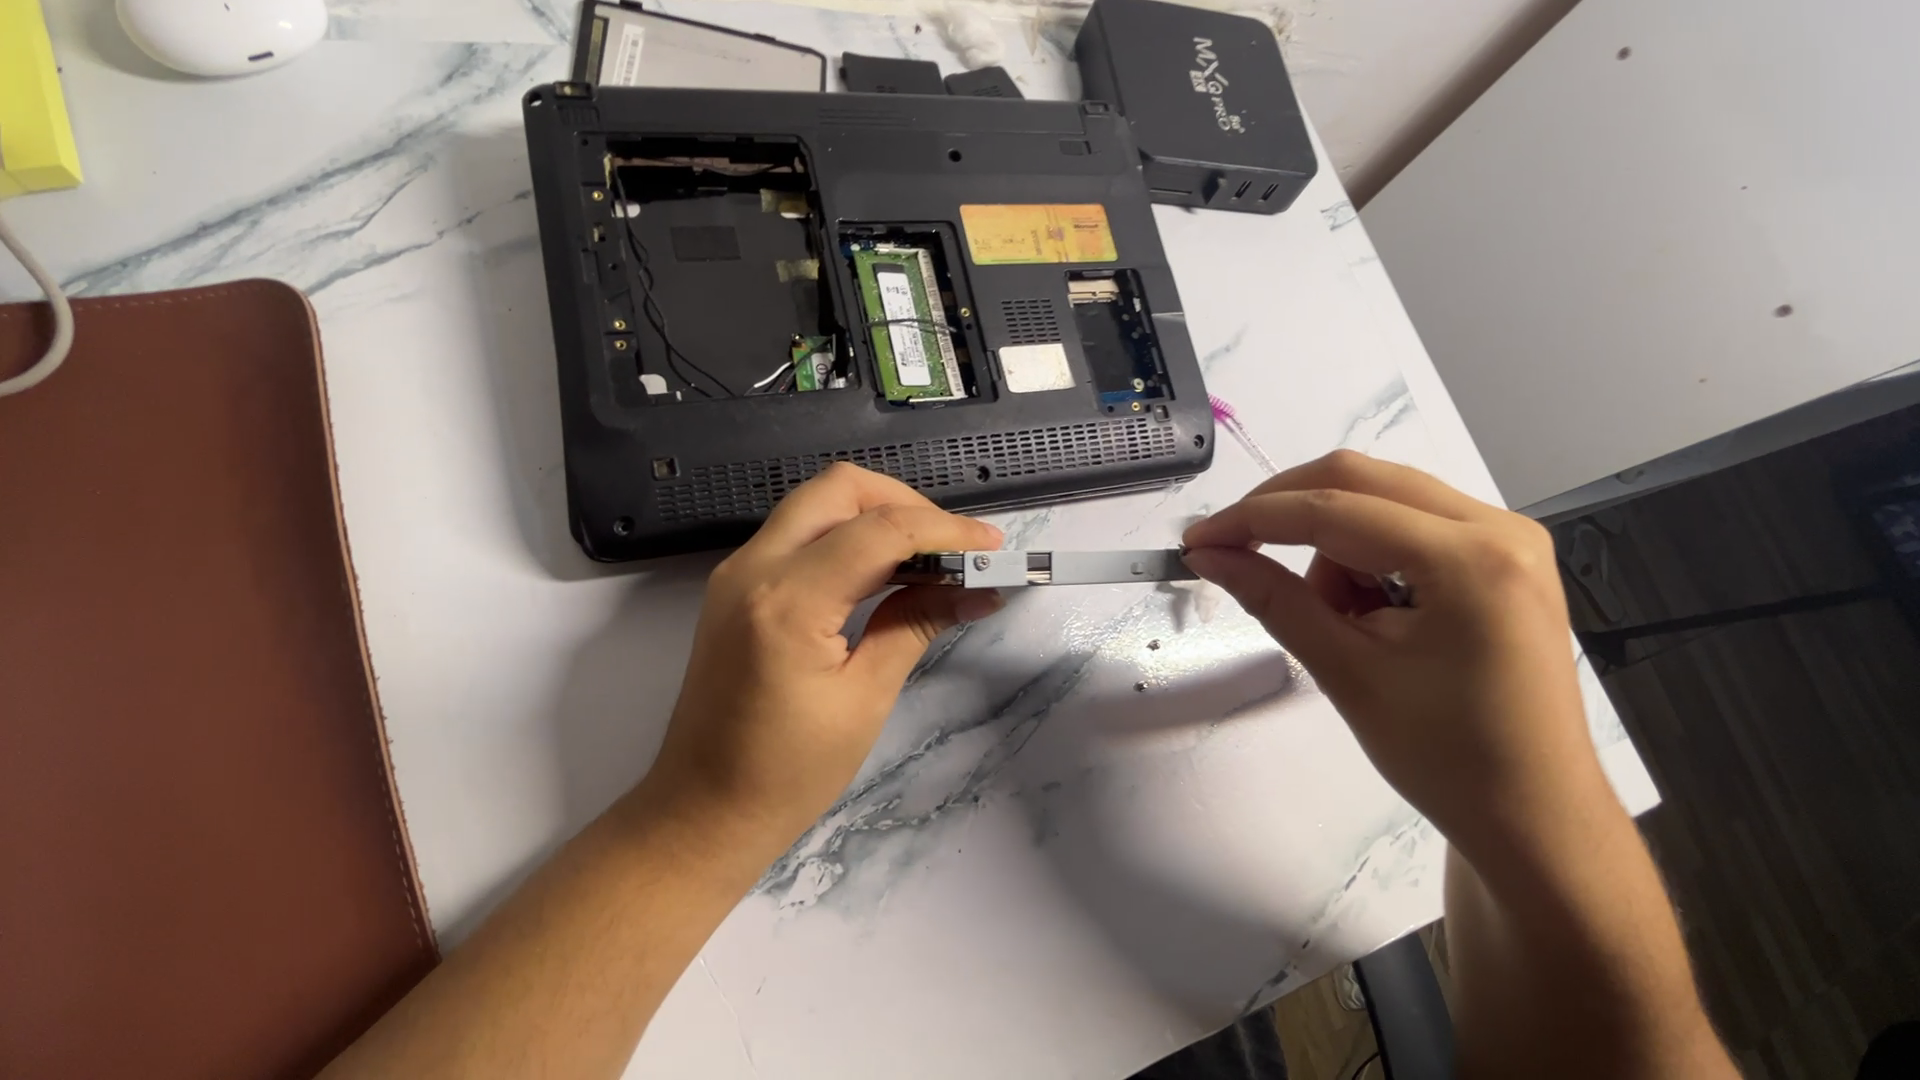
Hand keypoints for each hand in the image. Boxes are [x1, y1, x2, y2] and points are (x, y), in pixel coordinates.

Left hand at [643, 463, 1004, 859]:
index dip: (945, 531)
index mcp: (788, 602)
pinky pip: (797, 533)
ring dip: (875, 515)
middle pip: (839, 487)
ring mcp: (737, 573)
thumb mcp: (865, 698)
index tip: (991, 548)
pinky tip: (882, 574)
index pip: (880, 531)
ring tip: (927, 559)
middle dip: (905, 503)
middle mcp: (754, 568)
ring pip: (816, 503)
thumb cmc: (788, 773)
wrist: (702, 810)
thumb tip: (978, 591)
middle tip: (951, 547)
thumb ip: (916, 625)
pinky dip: (845, 536)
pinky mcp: (735, 586)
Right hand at [1182, 450, 1604, 848]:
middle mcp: (1499, 527)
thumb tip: (1208, 555)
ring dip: (1331, 543)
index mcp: (1471, 559)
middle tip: (1234, 550)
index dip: (1252, 519)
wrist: (1533, 815)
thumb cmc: (1445, 756)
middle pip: (1360, 479)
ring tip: (1336, 621)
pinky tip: (1370, 614)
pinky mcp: (1502, 557)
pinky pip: (1408, 525)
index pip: (1334, 510)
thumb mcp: (1346, 672)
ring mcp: (1508, 537)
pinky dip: (1365, 555)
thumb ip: (1273, 598)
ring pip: (1380, 499)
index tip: (1196, 542)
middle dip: (1286, 510)